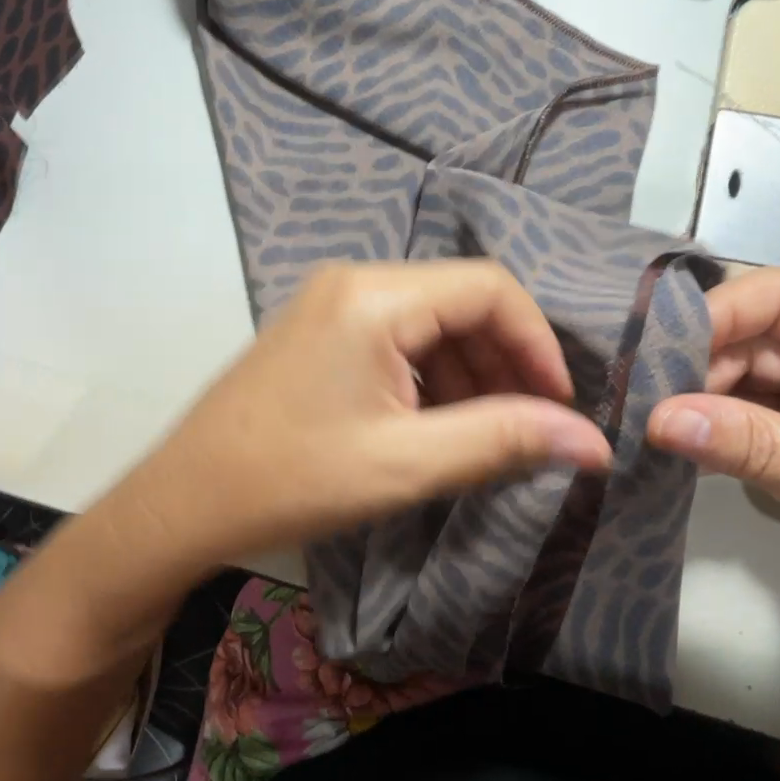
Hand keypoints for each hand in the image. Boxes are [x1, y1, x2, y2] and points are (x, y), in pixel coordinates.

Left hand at [114, 261, 612, 569]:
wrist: (186, 500)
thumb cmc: (291, 480)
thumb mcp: (405, 465)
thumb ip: (502, 441)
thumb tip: (593, 441)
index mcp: (374, 297)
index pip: (489, 288)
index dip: (537, 343)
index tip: (559, 407)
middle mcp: (352, 281)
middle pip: (460, 301)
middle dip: (504, 361)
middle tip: (527, 429)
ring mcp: (329, 302)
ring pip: (429, 320)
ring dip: (469, 373)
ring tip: (485, 436)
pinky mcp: (317, 330)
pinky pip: (394, 336)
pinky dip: (429, 376)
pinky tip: (435, 426)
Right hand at [645, 268, 779, 686]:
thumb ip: (758, 445)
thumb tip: (658, 418)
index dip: (721, 313)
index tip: (656, 348)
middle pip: (754, 340)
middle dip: (697, 363)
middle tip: (637, 395)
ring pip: (739, 386)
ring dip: (694, 403)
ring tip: (641, 421)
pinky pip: (739, 434)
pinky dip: (705, 439)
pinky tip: (669, 449)